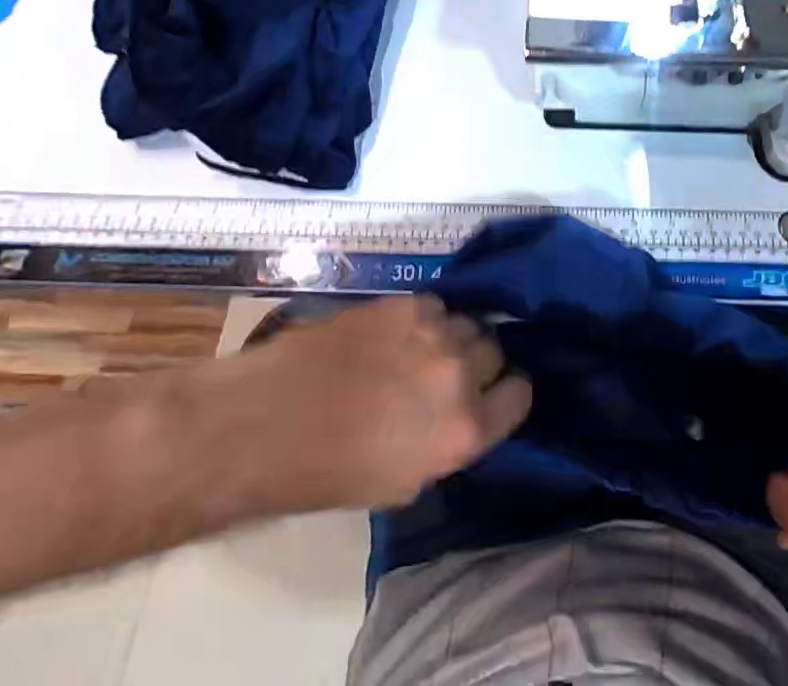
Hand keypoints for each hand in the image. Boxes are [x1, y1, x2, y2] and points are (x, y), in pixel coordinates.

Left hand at [154, 296, 532, 522]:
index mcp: (466, 430)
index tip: (490, 394)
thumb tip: (464, 415)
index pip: (521, 395)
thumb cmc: (329, 472)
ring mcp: (432, 334)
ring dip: (452, 338)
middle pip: (496, 352)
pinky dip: (423, 320)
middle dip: (479, 363)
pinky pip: (435, 306)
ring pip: (467, 323)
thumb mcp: (406, 481)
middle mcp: (460, 376)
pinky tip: (394, 335)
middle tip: (447, 374)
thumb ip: (450, 442)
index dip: (506, 394)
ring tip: (420, 351)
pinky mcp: (403, 306)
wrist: (266, 424)